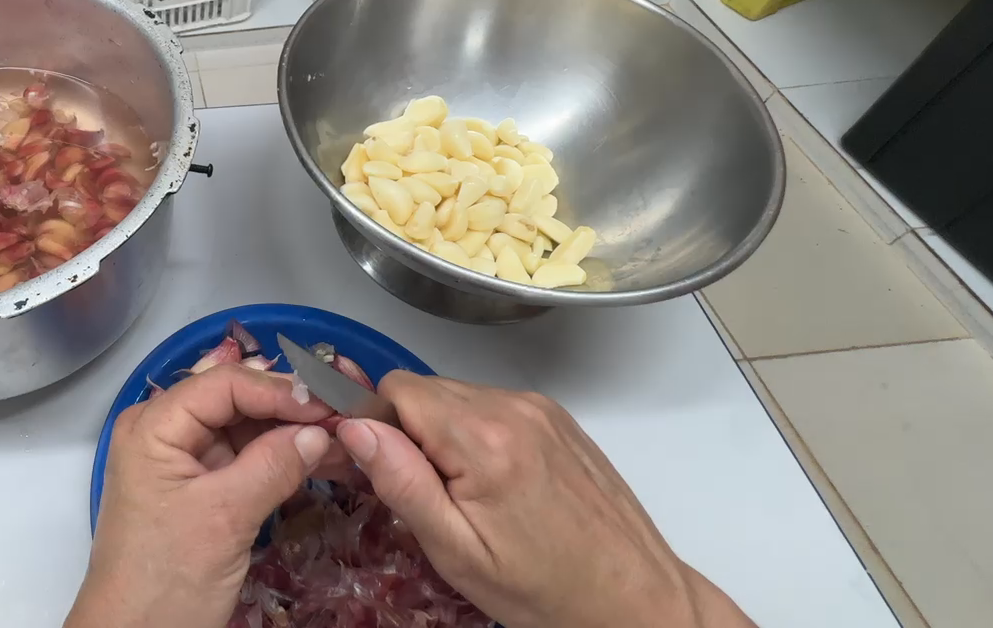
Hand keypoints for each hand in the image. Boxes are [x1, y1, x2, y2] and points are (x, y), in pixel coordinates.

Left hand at [67, 363, 336, 627]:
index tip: (327, 404)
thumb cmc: (168, 577)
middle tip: (341, 418)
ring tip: (338, 437)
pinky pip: (239, 457)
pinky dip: (275, 458)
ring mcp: (178, 457)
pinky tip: (313, 459)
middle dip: (286, 409)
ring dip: (286, 433)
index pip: (223, 385)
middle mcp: (163, 428)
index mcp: (154, 423)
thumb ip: (272, 467)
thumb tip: (320, 432)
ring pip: (240, 427)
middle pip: (232, 401)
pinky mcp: (194, 485)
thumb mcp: (224, 518)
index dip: (277, 390)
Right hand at [336, 374, 754, 627]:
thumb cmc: (541, 591)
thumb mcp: (457, 553)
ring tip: (467, 486)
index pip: (395, 389)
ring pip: (452, 392)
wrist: (640, 603)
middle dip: (409, 428)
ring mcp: (535, 404)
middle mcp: (509, 406)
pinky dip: (475, 427)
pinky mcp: (553, 411)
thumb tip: (353, 426)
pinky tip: (497, 475)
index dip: (378, 423)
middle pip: (422, 388)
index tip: (390, 469)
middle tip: (429, 488)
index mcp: (481, 439)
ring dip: (441, 427)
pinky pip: (486, 400)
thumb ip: (401, 482)